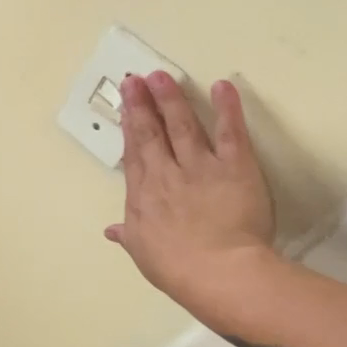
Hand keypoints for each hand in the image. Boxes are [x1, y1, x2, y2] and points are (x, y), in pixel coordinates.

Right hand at [105, 71, 278, 318]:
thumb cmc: (173, 265)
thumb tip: (112, 231)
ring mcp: (199, 167)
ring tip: (163, 76)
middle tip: (136, 79)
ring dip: (172, 99)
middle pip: (150, 132)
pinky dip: (226, 108)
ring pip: (182, 125)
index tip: (125, 102)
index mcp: (141, 193)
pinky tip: (222, 86)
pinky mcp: (234, 167)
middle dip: (142, 103)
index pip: (133, 151)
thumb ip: (128, 234)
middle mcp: (165, 173)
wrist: (215, 270)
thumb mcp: (141, 249)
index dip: (128, 124)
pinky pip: (230, 132)